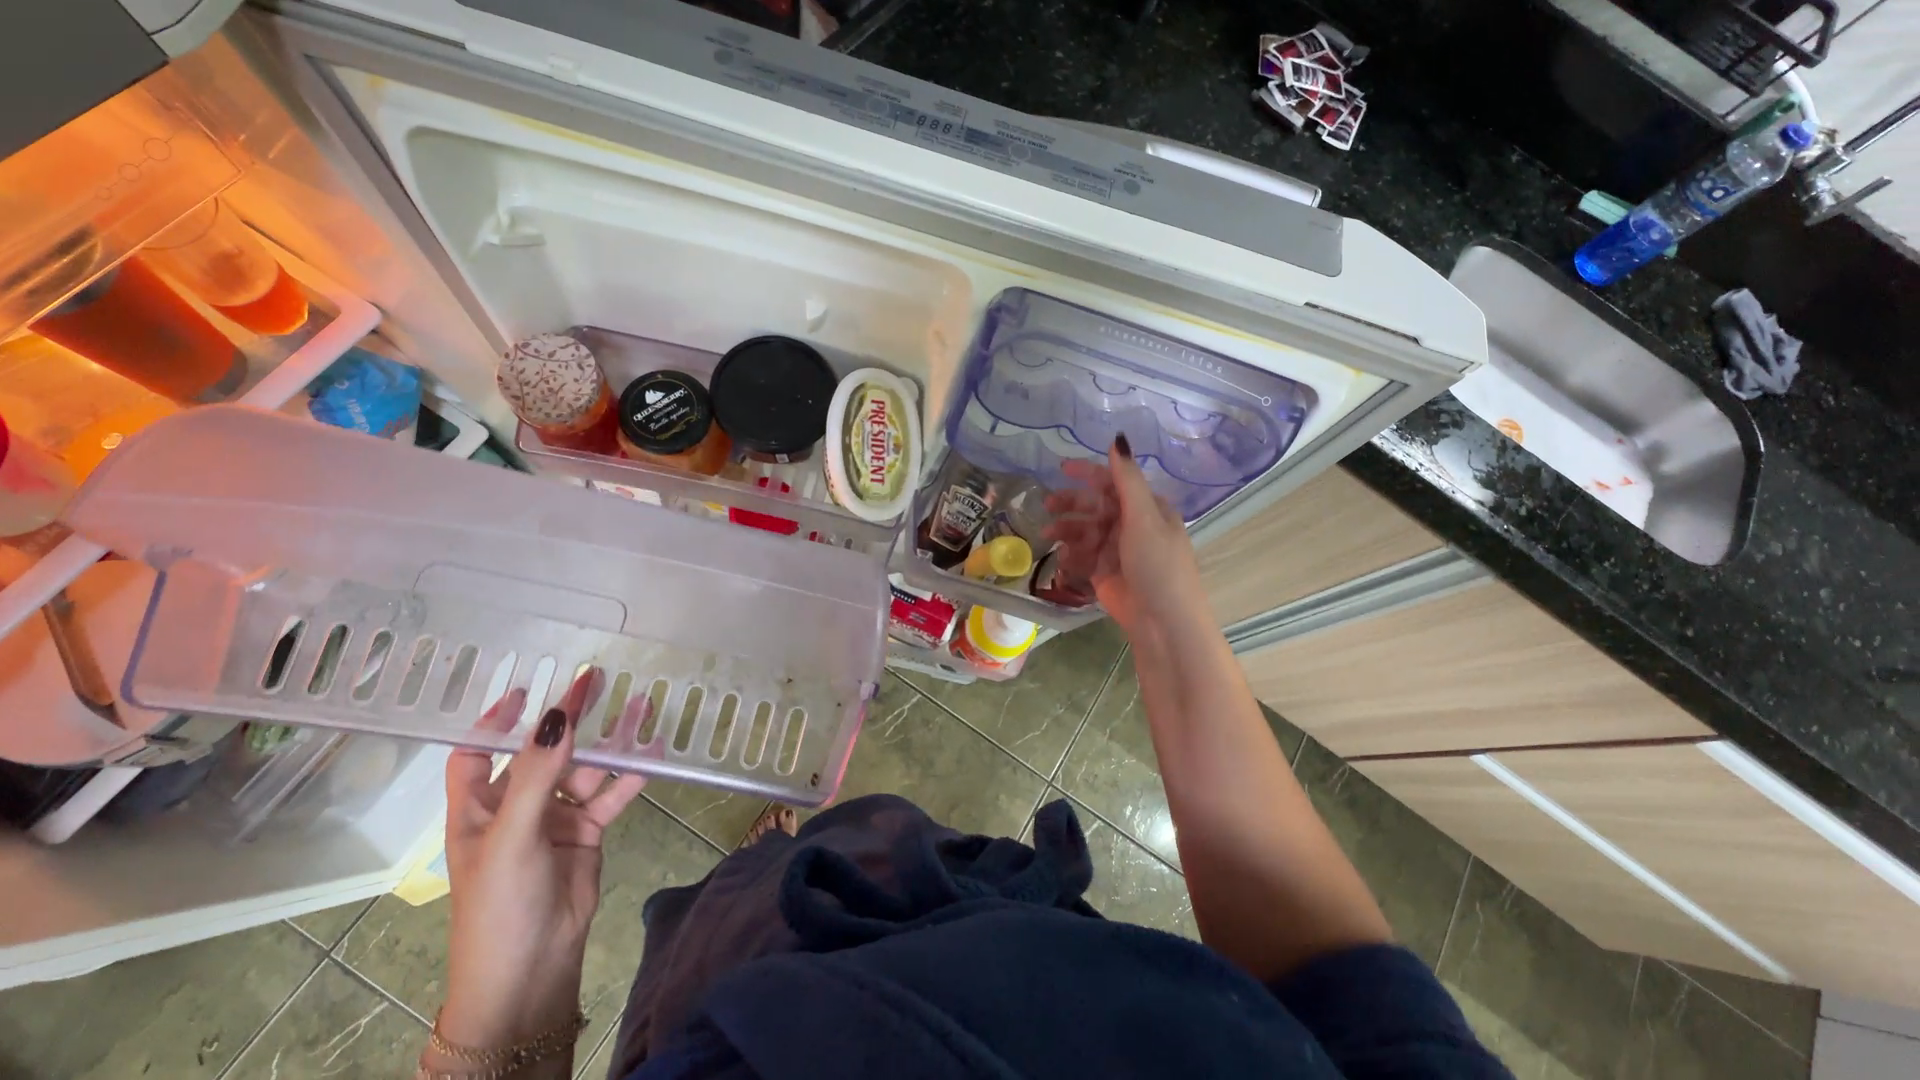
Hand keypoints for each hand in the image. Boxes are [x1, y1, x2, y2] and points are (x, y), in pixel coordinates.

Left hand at [436, 671, 648, 1052]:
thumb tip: (557, 716)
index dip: (495, 721)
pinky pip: (609, 796)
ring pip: (583, 770)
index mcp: (476, 807)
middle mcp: (514, 807)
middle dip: (566, 719)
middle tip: (595, 679)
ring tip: (638, 707)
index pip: (475, 752)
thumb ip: (536, 775)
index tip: (525, 689)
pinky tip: (651, 754)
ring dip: (608, 743)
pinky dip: (629, 776)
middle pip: (541, 752)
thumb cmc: (499, 902)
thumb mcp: (510, 836)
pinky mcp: (587, 835)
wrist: (529, 968)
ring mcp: (554, 820)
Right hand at [1042, 435, 1207, 636]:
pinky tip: (1063, 558)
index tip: (1061, 469)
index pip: (1114, 483)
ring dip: (1067, 530)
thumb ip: (1126, 479)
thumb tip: (1118, 438)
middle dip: (1072, 504)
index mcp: (1148, 509)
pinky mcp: (1105, 575)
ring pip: (1085, 532)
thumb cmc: (1158, 565)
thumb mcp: (1143, 518)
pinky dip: (1071, 555)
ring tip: (1049, 534)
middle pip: (1095, 506)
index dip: (1089, 474)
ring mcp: (1117, 552)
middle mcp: (1132, 526)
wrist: (1163, 622)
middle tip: (1048, 506)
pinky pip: (1082, 557)